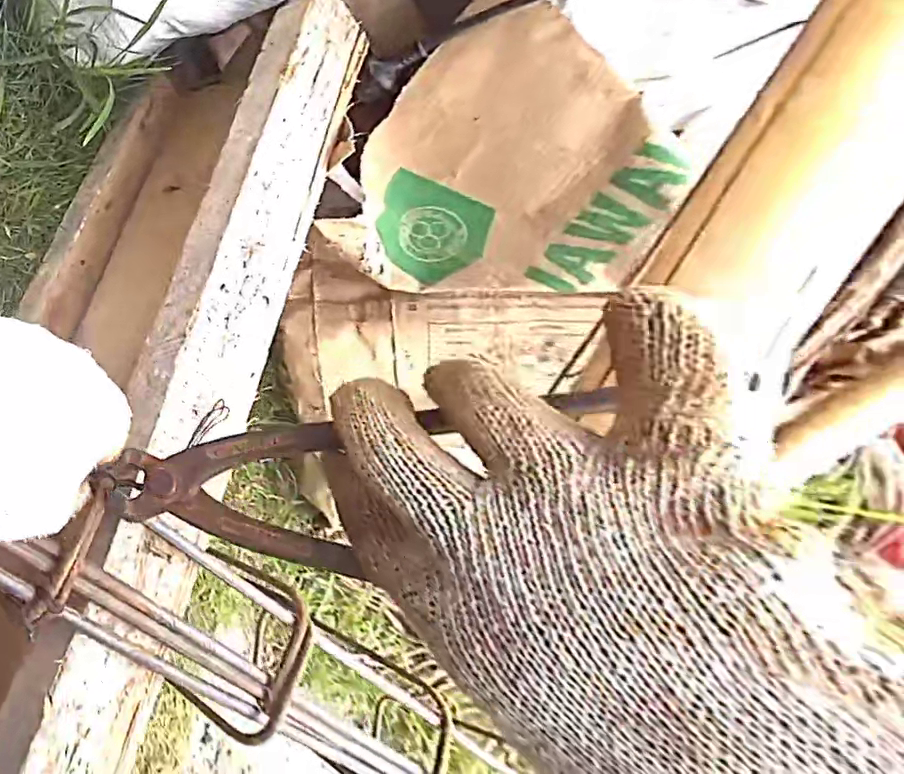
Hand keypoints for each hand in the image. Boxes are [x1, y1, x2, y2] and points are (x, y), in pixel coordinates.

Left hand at [0, 314, 130, 541]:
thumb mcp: (39, 514)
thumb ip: (64, 497)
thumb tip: (62, 487)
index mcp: (102, 406)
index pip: (106, 437)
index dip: (78, 461)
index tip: (52, 476)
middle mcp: (70, 360)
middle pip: (64, 397)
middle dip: (40, 422)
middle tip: (5, 454)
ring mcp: (19, 334)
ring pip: (21, 371)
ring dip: (3, 395)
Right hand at [329, 290, 903, 773]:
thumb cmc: (608, 727)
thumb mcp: (468, 653)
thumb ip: (410, 571)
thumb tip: (363, 494)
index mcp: (429, 584)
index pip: (351, 491)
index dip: (351, 468)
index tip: (361, 469)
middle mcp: (477, 529)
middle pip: (375, 429)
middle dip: (366, 406)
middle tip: (386, 408)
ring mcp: (573, 492)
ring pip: (469, 387)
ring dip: (461, 384)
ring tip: (474, 393)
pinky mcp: (683, 478)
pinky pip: (671, 372)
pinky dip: (654, 330)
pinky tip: (633, 308)